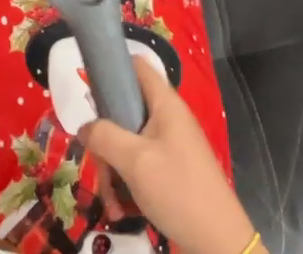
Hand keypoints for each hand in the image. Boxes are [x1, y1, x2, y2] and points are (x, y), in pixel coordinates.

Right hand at [81, 57, 259, 253]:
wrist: (219, 242)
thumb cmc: (178, 191)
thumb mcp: (135, 161)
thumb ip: (104, 135)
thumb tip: (84, 127)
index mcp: (165, 105)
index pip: (136, 66)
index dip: (112, 69)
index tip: (88, 90)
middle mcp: (168, 119)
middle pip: (124, 110)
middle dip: (105, 139)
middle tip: (98, 164)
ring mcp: (170, 145)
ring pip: (127, 142)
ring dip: (113, 169)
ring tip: (111, 202)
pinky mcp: (170, 169)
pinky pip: (138, 165)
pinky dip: (126, 183)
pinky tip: (121, 209)